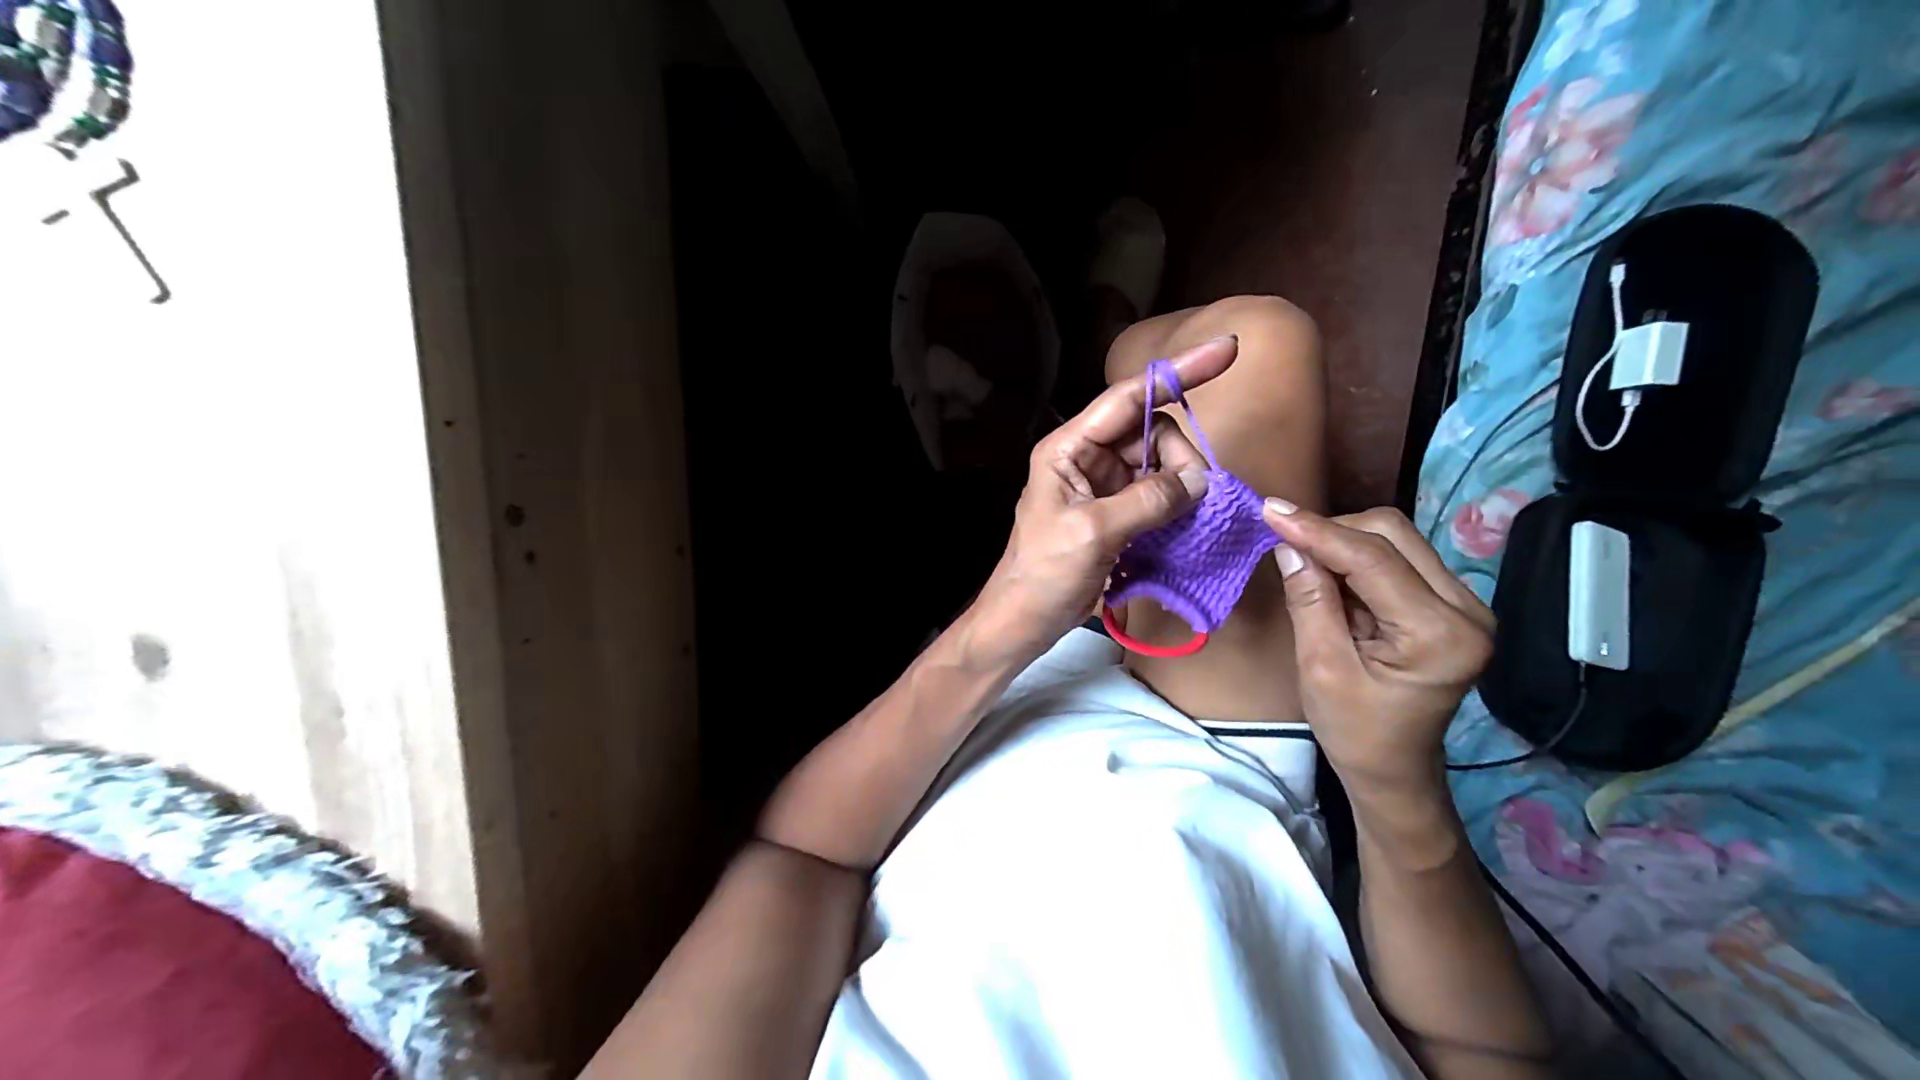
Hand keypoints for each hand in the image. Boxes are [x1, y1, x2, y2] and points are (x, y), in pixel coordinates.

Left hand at [962, 336, 1239, 666]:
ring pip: (1159, 462)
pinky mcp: (1116, 511)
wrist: (1024, 618)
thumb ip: (1147, 500)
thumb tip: (1198, 479)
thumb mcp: (1093, 532)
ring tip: (1185, 515)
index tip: (1227, 351)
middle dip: (1179, 453)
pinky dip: (1176, 501)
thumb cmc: (1043, 572)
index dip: (1177, 372)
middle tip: (1192, 495)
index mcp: (1069, 448)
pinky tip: (1185, 521)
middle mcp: (1087, 457)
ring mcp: (1103, 485)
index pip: (1127, 397)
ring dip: (1181, 481)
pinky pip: (1157, 492)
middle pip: (1151, 430)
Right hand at [1259, 504, 1495, 795]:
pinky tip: (1330, 575)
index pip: (1373, 560)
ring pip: (1396, 539)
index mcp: (1439, 634)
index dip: (1317, 530)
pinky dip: (1356, 557)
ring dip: (1343, 541)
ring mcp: (1464, 604)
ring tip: (1305, 563)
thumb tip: (1287, 545)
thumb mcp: (1320, 668)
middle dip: (1333, 530)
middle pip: (1393, 535)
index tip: (1270, 510)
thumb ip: (1309, 601)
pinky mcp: (1450, 603)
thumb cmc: (1354, 729)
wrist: (1394, 766)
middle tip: (1284, 540)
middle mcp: (1466, 609)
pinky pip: (1398, 557)